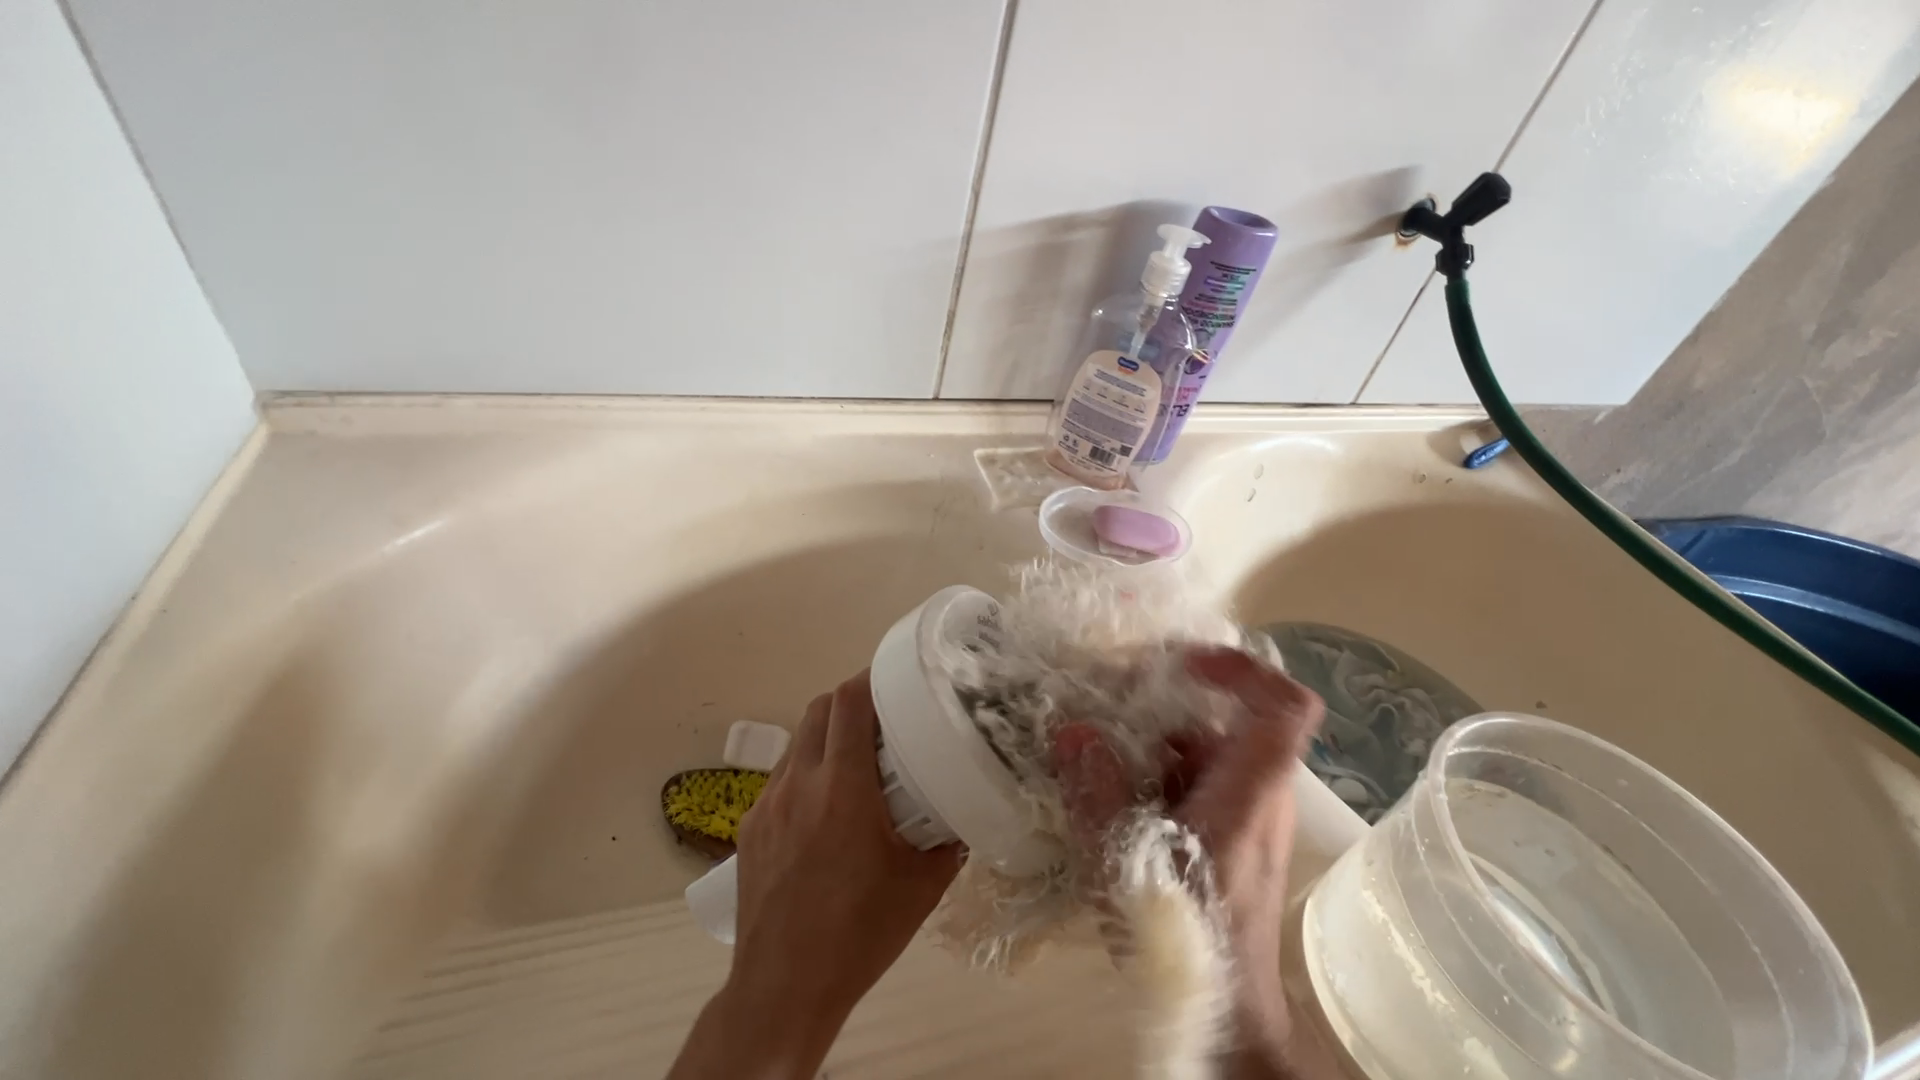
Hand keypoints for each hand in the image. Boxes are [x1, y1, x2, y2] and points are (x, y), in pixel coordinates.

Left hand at [668, 670, 961, 1079]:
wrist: (785, 985)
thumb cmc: (861, 932)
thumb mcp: (922, 885)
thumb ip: (946, 839)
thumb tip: (964, 814)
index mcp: (842, 788)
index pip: (849, 703)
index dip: (871, 678)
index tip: (896, 677)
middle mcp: (798, 784)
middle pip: (818, 710)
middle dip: (850, 701)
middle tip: (883, 716)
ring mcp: (766, 805)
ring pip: (797, 743)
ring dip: (826, 736)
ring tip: (856, 760)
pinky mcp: (749, 828)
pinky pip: (781, 780)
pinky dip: (806, 772)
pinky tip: (825, 809)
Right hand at [1052, 647, 1322, 1074]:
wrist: (1227, 1015)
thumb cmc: (1191, 942)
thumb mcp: (1128, 867)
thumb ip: (1098, 796)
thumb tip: (1073, 731)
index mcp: (1251, 793)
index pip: (1284, 707)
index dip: (1241, 668)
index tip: (1179, 661)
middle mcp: (1260, 795)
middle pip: (1225, 721)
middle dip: (1164, 703)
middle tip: (1105, 699)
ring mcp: (1246, 815)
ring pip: (1202, 752)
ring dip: (1149, 741)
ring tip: (1092, 747)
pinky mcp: (1227, 835)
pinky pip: (1193, 781)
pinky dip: (1152, 773)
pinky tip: (1108, 792)